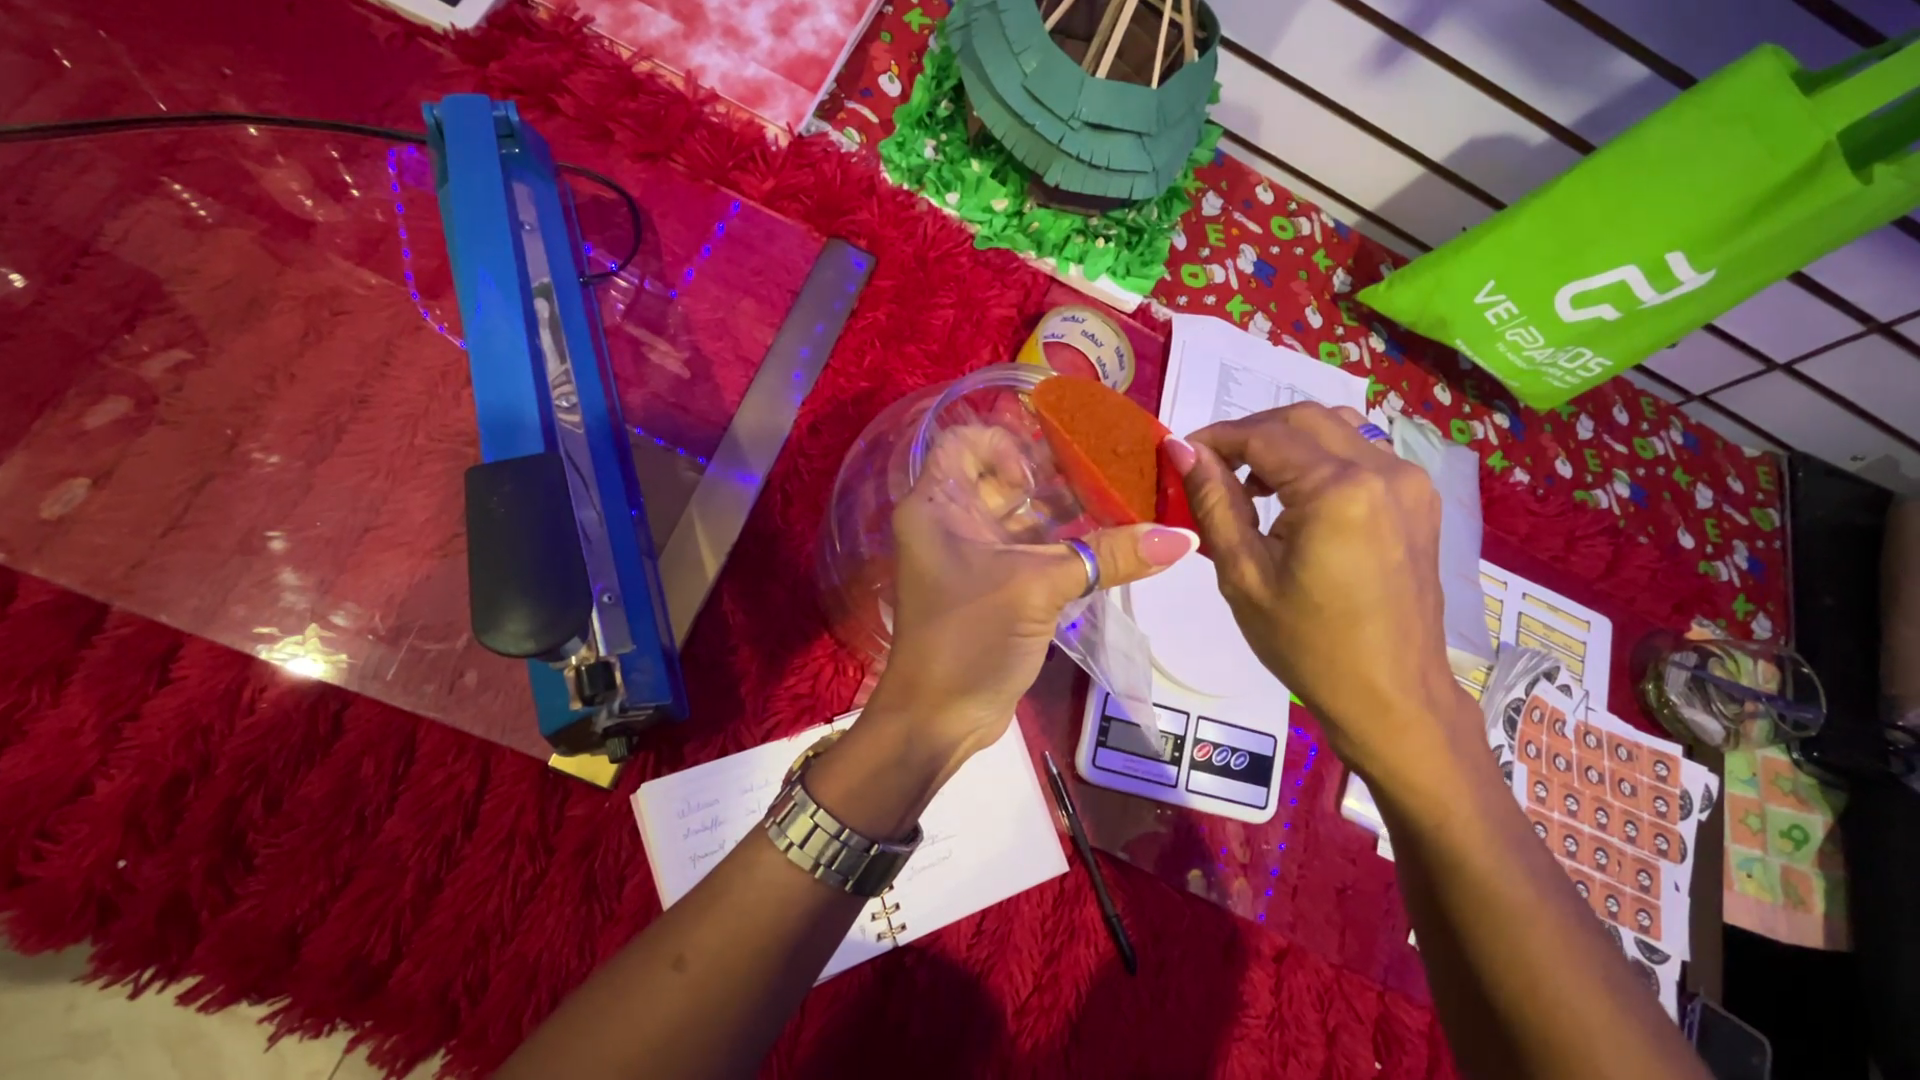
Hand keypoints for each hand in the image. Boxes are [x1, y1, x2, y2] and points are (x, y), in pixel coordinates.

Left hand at [866, 425, 1198, 773]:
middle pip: (1002, 479)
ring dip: (1066, 517)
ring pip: (1021, 519)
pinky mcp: (992, 589)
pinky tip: (1109, 549)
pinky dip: (1063, 549)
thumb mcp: (1038, 588)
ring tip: (1121, 509)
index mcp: (936, 506)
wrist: (939, 718)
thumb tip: (1180, 536)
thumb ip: (1107, 557)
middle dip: (1053, 478)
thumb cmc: (969, 638)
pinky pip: (1029, 552)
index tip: (1046, 468)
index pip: (963, 442)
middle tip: (1109, 480)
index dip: (1004, 443)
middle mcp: (948, 523)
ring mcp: (971, 558)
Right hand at [1165, 404, 1468, 781]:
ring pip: (1335, 429)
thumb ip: (1213, 502)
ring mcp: (1410, 482)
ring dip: (1286, 443)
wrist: (1391, 695)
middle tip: (1213, 470)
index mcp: (1338, 491)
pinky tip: (1295, 502)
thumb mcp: (1243, 575)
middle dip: (1250, 433)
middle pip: (1302, 418)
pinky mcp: (1420, 499)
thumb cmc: (1308, 646)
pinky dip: (1319, 460)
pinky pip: (1361, 453)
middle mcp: (1383, 470)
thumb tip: (1180, 448)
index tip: (1181, 455)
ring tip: (1252, 488)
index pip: (1263, 435)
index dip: (1216, 438)